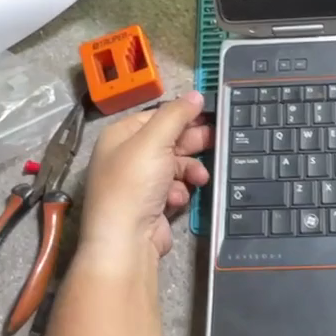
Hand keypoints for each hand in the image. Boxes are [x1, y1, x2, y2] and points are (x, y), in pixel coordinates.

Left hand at [79, 93, 211, 261]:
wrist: (126, 240)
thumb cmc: (134, 183)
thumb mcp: (155, 140)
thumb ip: (177, 115)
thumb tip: (196, 95)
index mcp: (120, 136)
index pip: (156, 117)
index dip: (182, 116)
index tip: (208, 115)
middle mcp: (126, 157)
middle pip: (167, 141)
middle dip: (190, 143)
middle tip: (215, 140)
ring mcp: (138, 183)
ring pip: (174, 166)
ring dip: (189, 170)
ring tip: (199, 177)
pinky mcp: (150, 204)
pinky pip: (173, 188)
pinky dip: (180, 191)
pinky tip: (179, 198)